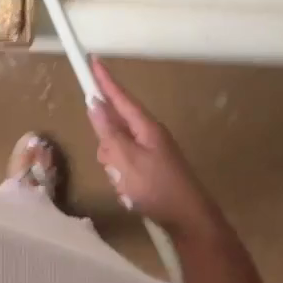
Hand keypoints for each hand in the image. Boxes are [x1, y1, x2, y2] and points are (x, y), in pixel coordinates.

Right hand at [87, 58, 215, 232]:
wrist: (191, 222)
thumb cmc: (157, 188)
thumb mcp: (127, 159)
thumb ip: (108, 131)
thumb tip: (93, 102)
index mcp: (145, 126)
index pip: (120, 96)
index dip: (104, 79)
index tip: (91, 59)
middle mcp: (148, 134)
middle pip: (114, 126)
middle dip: (107, 144)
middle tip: (114, 165)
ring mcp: (151, 152)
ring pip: (117, 148)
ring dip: (115, 166)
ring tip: (126, 186)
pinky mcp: (151, 169)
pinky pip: (126, 165)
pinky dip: (123, 178)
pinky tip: (131, 195)